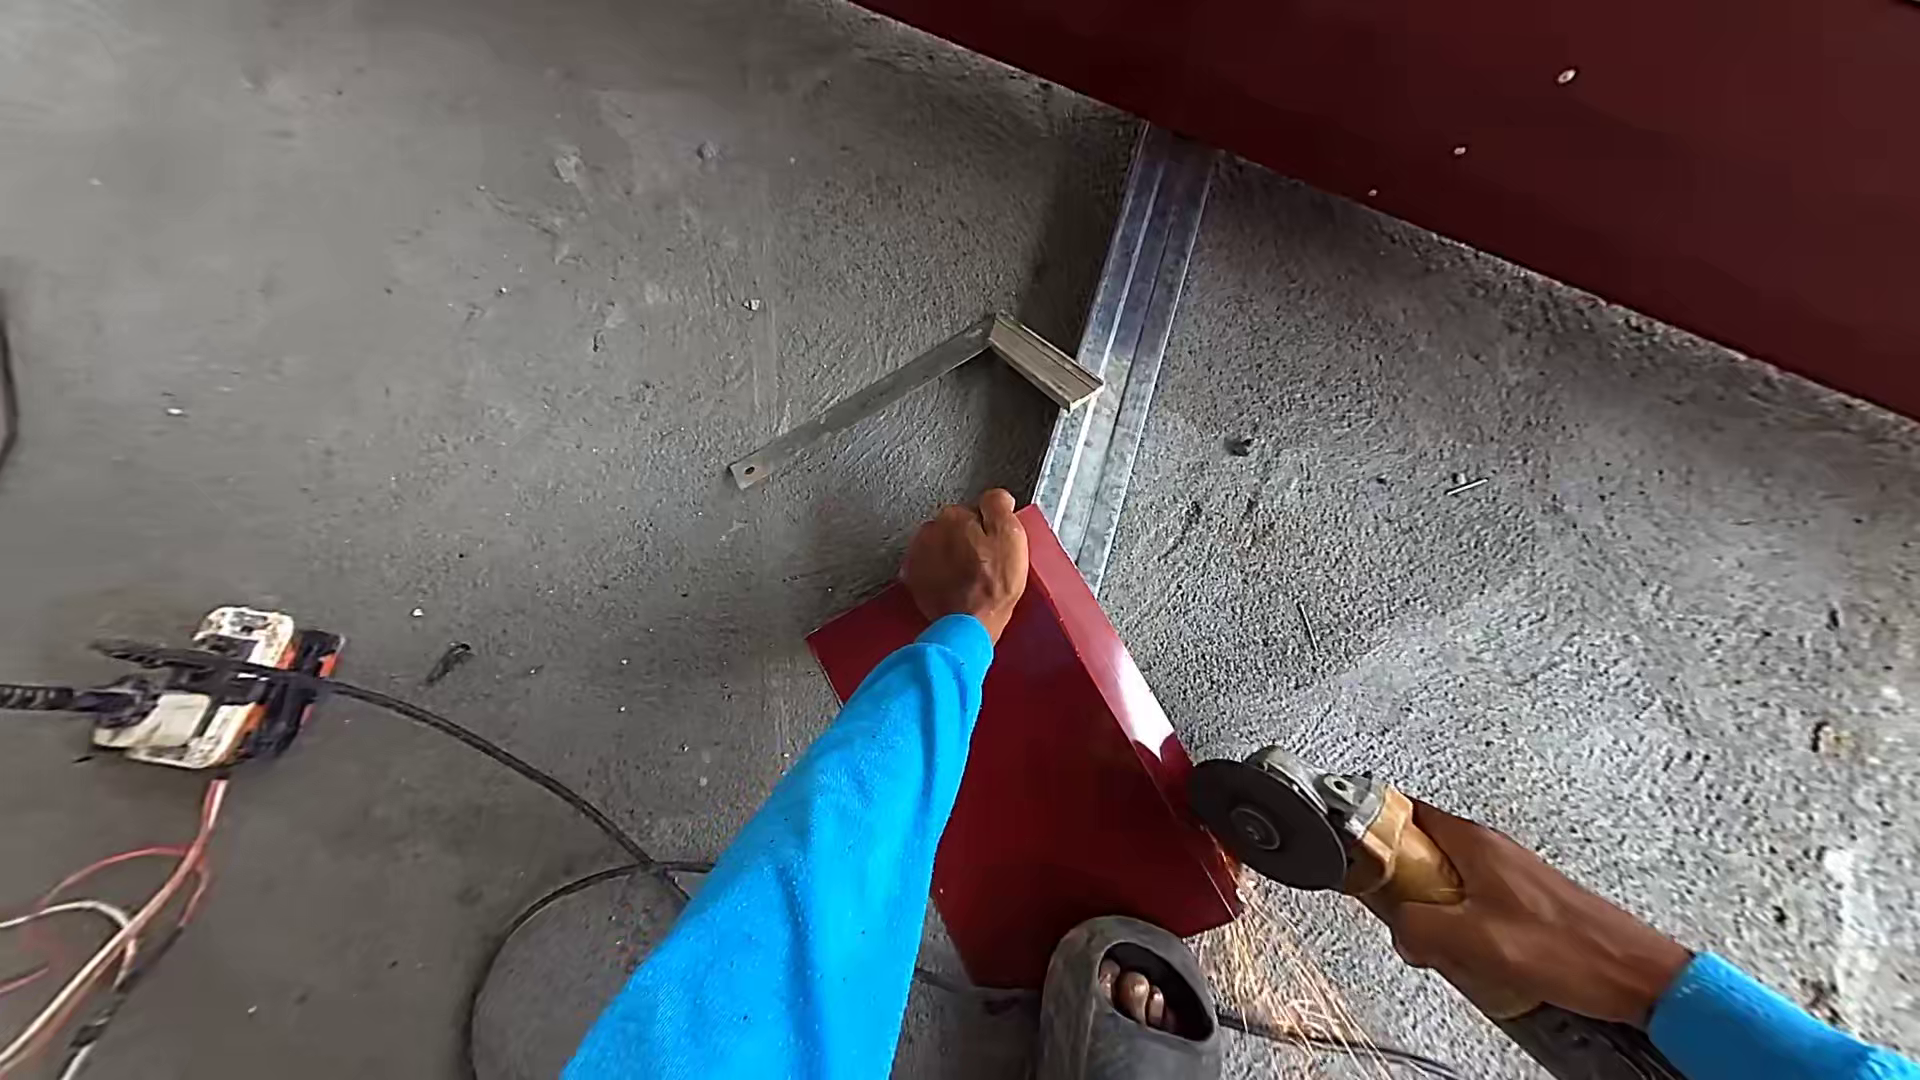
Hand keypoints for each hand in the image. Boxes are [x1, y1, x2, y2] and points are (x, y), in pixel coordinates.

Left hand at [900, 489, 1028, 642]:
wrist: (970, 622)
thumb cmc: (992, 584)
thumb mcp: (1010, 535)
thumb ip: (999, 505)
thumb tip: (996, 497)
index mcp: (954, 516)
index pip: (974, 511)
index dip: (988, 529)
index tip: (995, 545)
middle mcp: (930, 531)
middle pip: (954, 528)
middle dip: (967, 540)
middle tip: (984, 563)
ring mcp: (918, 555)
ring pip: (940, 546)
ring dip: (951, 555)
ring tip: (969, 576)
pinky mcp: (913, 578)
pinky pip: (928, 567)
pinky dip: (939, 573)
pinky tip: (954, 584)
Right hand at [1378, 801, 1692, 1026]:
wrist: (1649, 983)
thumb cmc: (1580, 953)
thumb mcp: (1480, 941)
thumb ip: (1422, 930)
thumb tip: (1399, 931)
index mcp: (1472, 841)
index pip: (1402, 810)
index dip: (1375, 825)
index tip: (1362, 849)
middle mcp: (1487, 846)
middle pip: (1419, 844)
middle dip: (1401, 874)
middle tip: (1401, 903)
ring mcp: (1506, 870)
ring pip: (1444, 872)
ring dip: (1431, 899)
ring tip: (1440, 932)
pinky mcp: (1522, 895)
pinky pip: (1469, 893)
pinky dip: (1458, 914)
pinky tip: (1472, 946)